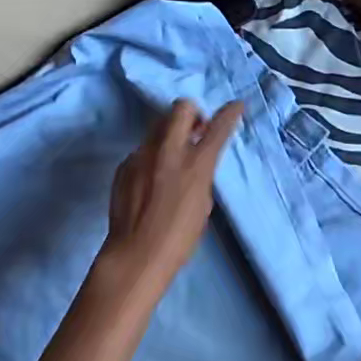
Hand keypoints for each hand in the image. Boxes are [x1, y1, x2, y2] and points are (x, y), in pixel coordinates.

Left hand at [96, 99, 243, 296]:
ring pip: (158, 126)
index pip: (218, 127)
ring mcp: (141, 155)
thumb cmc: (179, 237)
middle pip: (181, 108)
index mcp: (196, 164)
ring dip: (170, 132)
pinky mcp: (124, 165)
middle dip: (192, 113)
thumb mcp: (203, 203)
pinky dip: (152, 156)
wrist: (136, 254)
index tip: (236, 106)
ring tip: (172, 155)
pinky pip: (142, 149)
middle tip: (195, 131)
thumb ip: (200, 175)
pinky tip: (150, 180)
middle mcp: (168, 151)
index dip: (230, 113)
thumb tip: (194, 164)